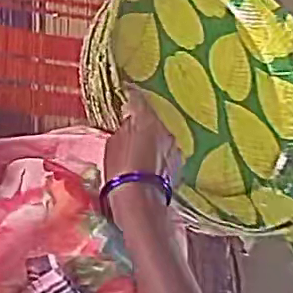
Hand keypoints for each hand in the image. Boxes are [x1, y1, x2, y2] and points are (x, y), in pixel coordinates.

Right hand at [104, 92, 177, 225]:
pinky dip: (157, 153)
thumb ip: (123, 128)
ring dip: (151, 138)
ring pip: (160, 136)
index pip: (137, 98)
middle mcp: (165, 129)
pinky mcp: (179, 165)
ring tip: (138, 147)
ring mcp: (174, 147)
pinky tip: (148, 162)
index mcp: (146, 119)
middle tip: (128, 124)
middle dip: (141, 120)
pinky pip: (165, 151)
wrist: (139, 201)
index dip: (129, 93)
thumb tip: (129, 122)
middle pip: (151, 118)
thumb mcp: (113, 143)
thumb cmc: (120, 169)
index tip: (124, 90)